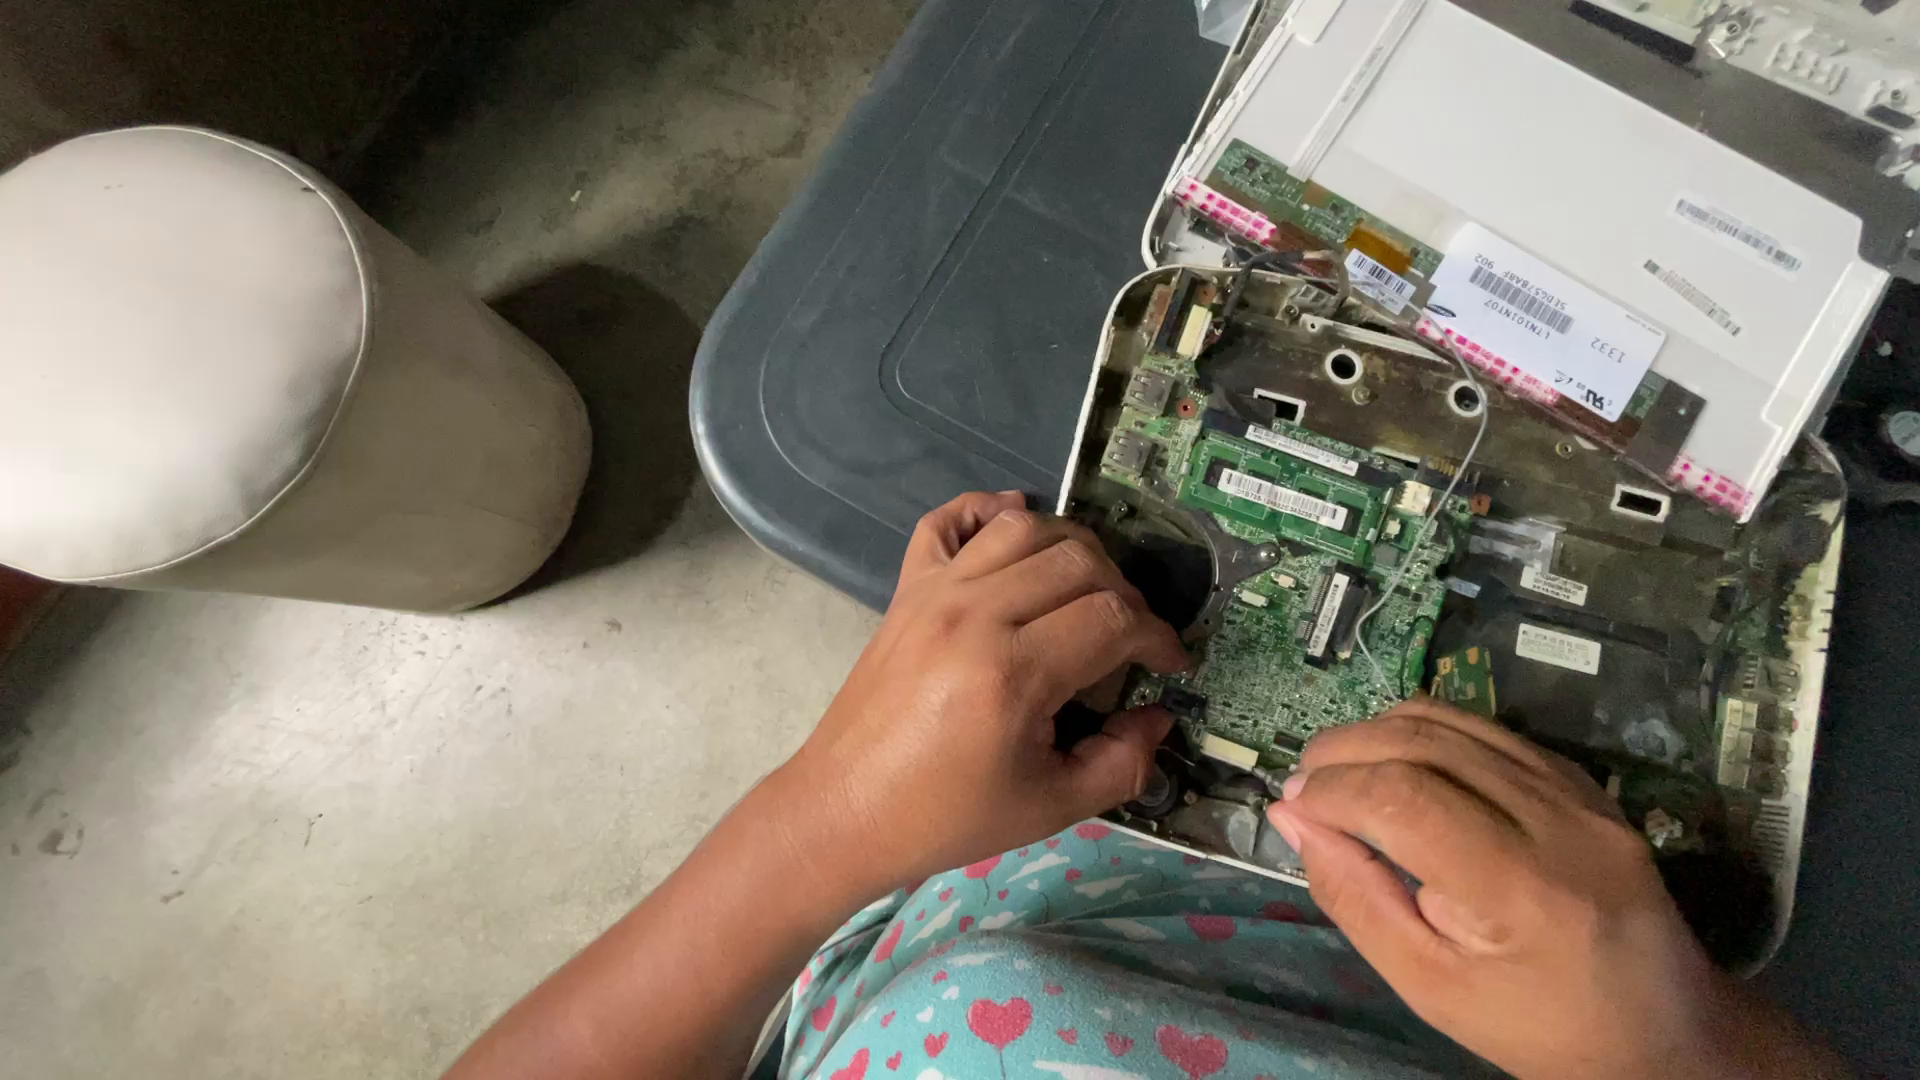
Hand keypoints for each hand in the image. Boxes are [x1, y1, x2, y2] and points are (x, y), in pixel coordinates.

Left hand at [775, 492, 1188, 895]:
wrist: (845, 809)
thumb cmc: (947, 816)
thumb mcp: (1050, 807)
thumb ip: (1122, 762)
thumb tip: (1159, 716)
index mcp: (1012, 671)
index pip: (1113, 618)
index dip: (1158, 637)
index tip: (1169, 664)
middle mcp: (974, 612)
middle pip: (1077, 561)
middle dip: (1124, 593)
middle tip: (1130, 638)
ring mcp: (933, 591)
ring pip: (1022, 528)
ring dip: (1071, 547)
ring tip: (1087, 589)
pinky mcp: (905, 588)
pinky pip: (945, 521)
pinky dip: (984, 508)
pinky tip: (1012, 518)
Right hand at [1267, 699, 1845, 1079]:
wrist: (1671, 1034)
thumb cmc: (1538, 1025)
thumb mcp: (1428, 984)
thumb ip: (1352, 895)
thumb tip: (1289, 816)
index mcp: (1524, 890)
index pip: (1403, 799)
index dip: (1332, 790)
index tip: (1293, 808)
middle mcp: (1558, 822)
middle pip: (1419, 743)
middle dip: (1339, 752)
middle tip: (1303, 783)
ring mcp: (1575, 791)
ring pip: (1443, 720)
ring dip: (1370, 732)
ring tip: (1337, 768)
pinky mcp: (1576, 777)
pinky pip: (1476, 725)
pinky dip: (1414, 729)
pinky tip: (1392, 761)